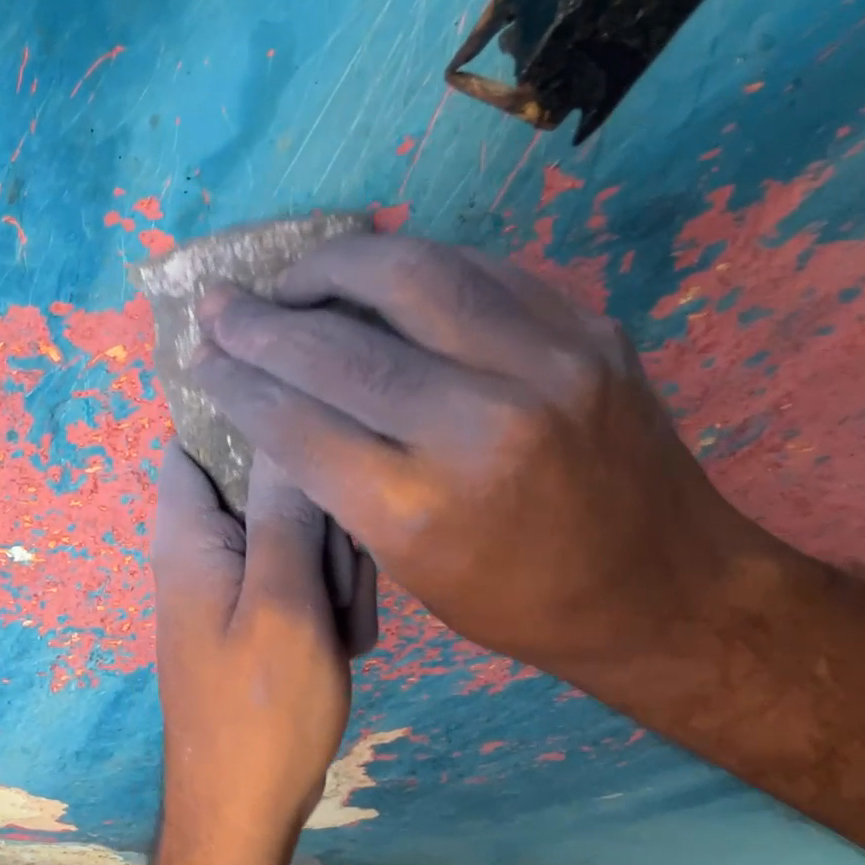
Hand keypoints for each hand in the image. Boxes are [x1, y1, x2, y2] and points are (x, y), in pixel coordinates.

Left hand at [151, 442, 375, 830]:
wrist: (245, 801)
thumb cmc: (260, 706)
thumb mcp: (283, 600)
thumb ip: (283, 511)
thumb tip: (274, 421)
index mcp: (186, 531)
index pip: (196, 438)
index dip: (250, 418)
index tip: (316, 425)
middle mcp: (197, 545)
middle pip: (263, 483)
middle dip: (315, 517)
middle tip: (334, 581)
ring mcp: (228, 579)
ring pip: (294, 530)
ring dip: (330, 569)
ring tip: (338, 628)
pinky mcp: (254, 609)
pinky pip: (298, 575)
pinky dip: (326, 600)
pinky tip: (340, 644)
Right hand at [189, 235, 772, 677]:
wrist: (665, 590)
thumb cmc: (506, 597)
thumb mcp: (395, 561)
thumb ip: (330, 476)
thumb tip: (268, 395)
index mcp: (415, 506)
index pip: (291, 420)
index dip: (232, 380)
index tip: (199, 356)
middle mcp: (478, 427)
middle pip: (336, 346)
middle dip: (259, 321)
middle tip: (219, 305)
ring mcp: (544, 366)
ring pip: (410, 275)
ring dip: (331, 267)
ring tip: (293, 279)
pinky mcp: (587, 329)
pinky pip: (477, 269)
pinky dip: (410, 267)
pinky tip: (375, 278)